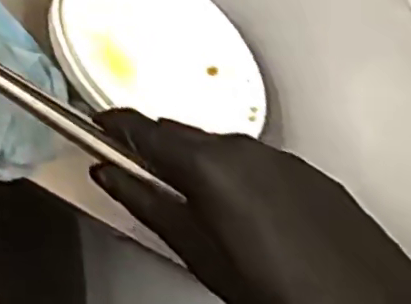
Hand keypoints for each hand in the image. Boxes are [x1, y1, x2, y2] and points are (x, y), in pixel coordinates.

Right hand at [91, 109, 410, 303]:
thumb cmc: (290, 295)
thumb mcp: (198, 253)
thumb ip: (143, 201)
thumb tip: (108, 173)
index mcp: (206, 162)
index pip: (135, 124)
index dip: (107, 126)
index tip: (93, 129)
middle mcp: (243, 149)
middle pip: (175, 131)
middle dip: (156, 150)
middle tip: (145, 180)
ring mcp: (285, 163)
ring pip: (217, 145)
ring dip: (200, 163)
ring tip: (204, 207)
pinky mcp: (318, 180)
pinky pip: (259, 163)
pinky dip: (241, 176)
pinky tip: (251, 216)